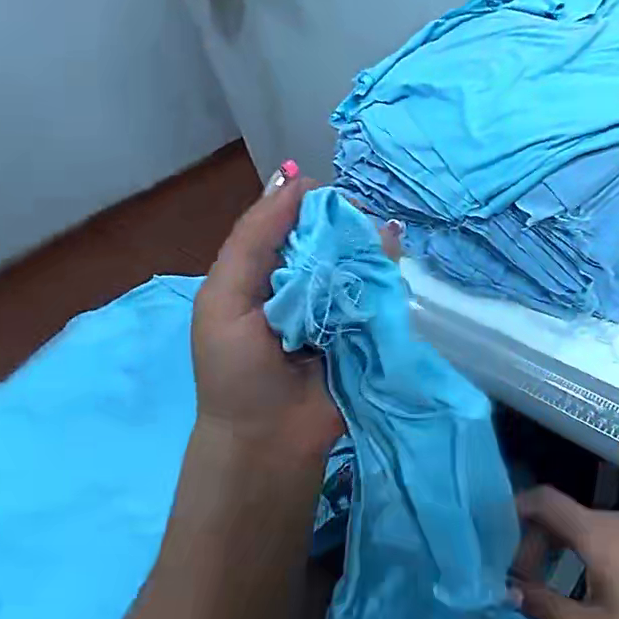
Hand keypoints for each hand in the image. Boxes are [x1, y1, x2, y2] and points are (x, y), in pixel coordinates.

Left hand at [191, 173, 401, 461]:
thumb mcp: (224, 297)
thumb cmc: (236, 371)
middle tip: (363, 224)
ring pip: (360, 262)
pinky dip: (387, 278)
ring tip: (380, 243)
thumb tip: (294, 179)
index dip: (313, 204)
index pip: (292, 221)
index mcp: (264, 272)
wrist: (269, 439)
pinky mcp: (367, 329)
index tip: (335, 199)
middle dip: (347, 226)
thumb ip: (253, 240)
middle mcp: (304, 283)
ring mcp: (338, 306)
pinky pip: (380, 294)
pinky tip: (393, 264)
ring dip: (370, 249)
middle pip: (332, 238)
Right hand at [512, 486, 618, 618]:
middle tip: (515, 581)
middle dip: (532, 542)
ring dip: (555, 551)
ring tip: (540, 588)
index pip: (544, 500)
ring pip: (581, 527)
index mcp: (599, 532)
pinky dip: (579, 554)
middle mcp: (617, 520)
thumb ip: (543, 606)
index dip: (512, 511)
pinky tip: (576, 588)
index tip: (490, 540)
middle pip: (560, 515)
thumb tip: (506, 592)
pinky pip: (602, 537)